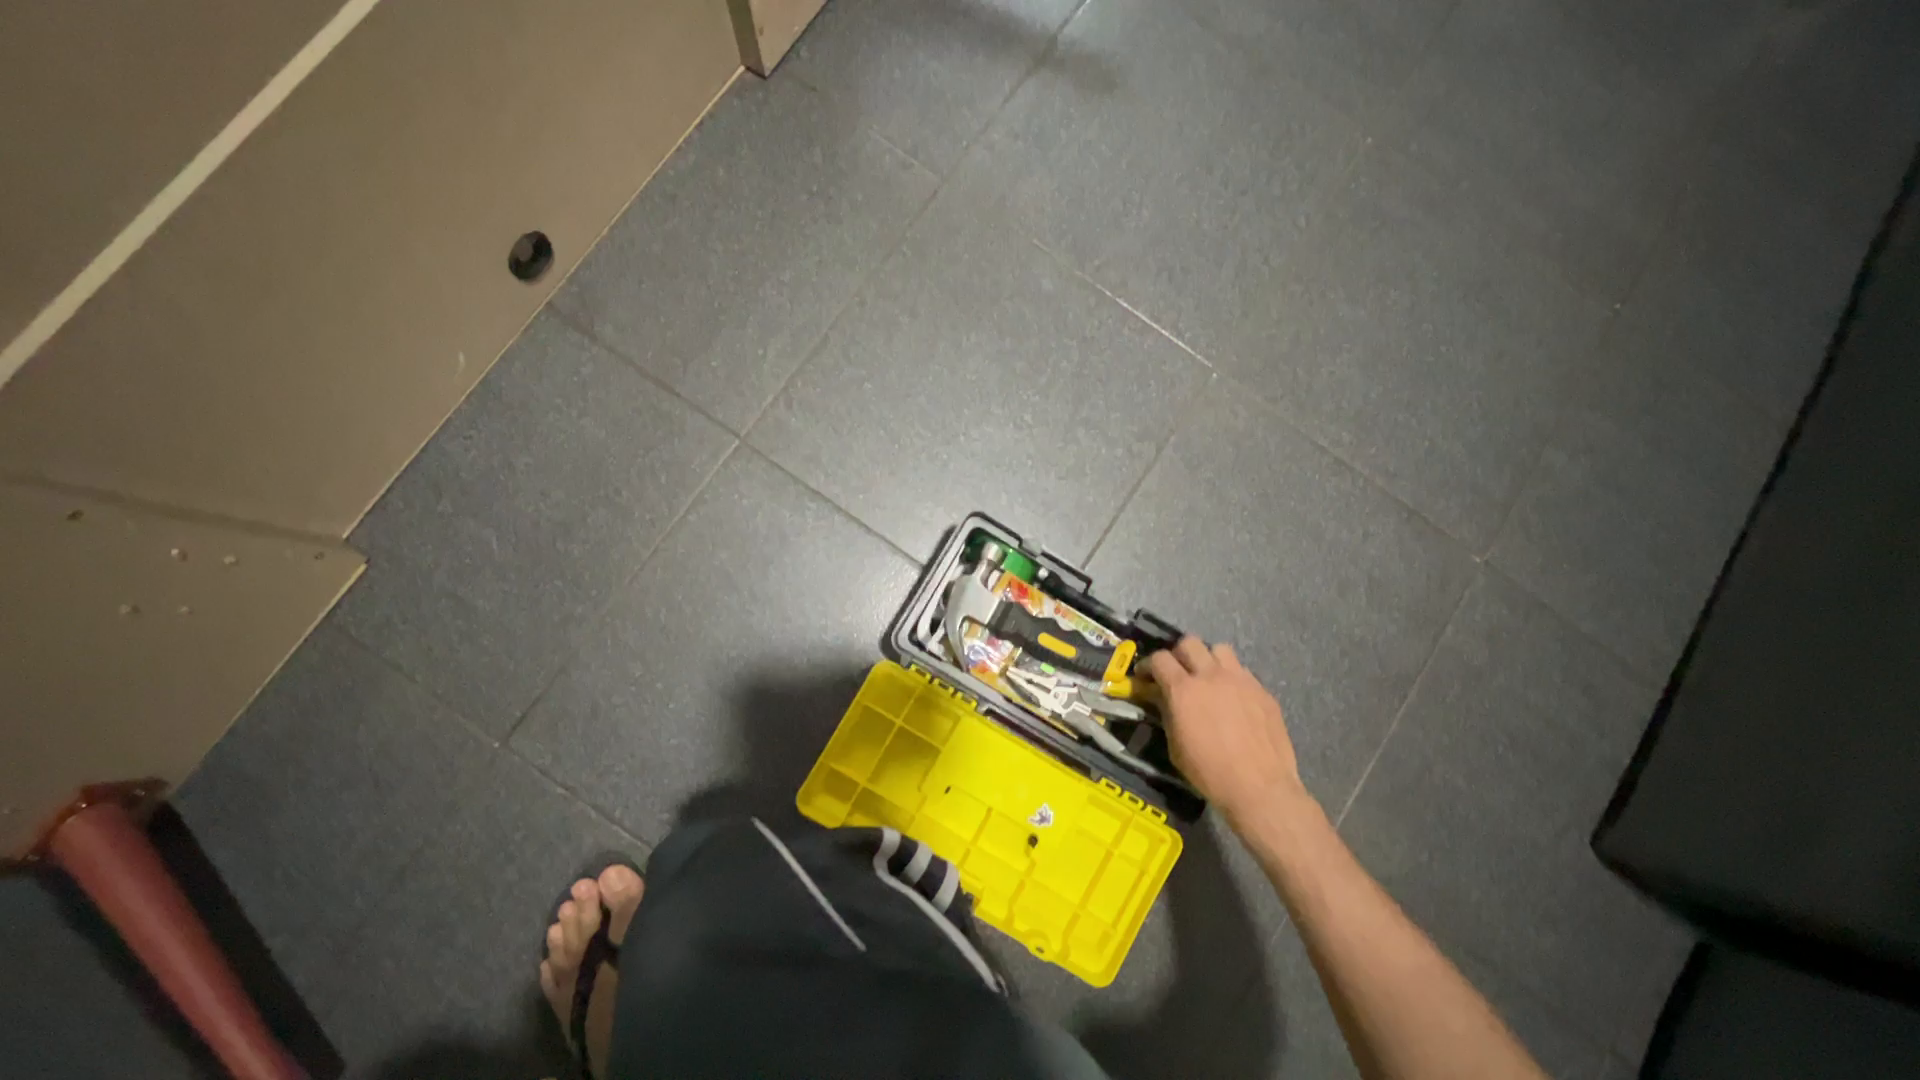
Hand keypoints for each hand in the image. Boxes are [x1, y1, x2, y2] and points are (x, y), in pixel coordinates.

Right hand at [1149, 636, 1308, 824]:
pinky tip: (1232, 700)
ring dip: (1208, 659)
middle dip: (1178, 655)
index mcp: (1184, 689)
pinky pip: (1242, 671)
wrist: (1259, 786)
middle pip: (1189, 643)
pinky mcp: (1262, 690)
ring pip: (1220, 650)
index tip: (1145, 677)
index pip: (1159, 659)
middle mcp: (1211, 676)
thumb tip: (1160, 696)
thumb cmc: (1209, 772)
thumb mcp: (1175, 745)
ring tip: (1208, 679)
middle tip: (1176, 674)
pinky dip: (1231, 678)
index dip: (1148, 665)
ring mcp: (1241, 680)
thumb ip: (1167, 712)